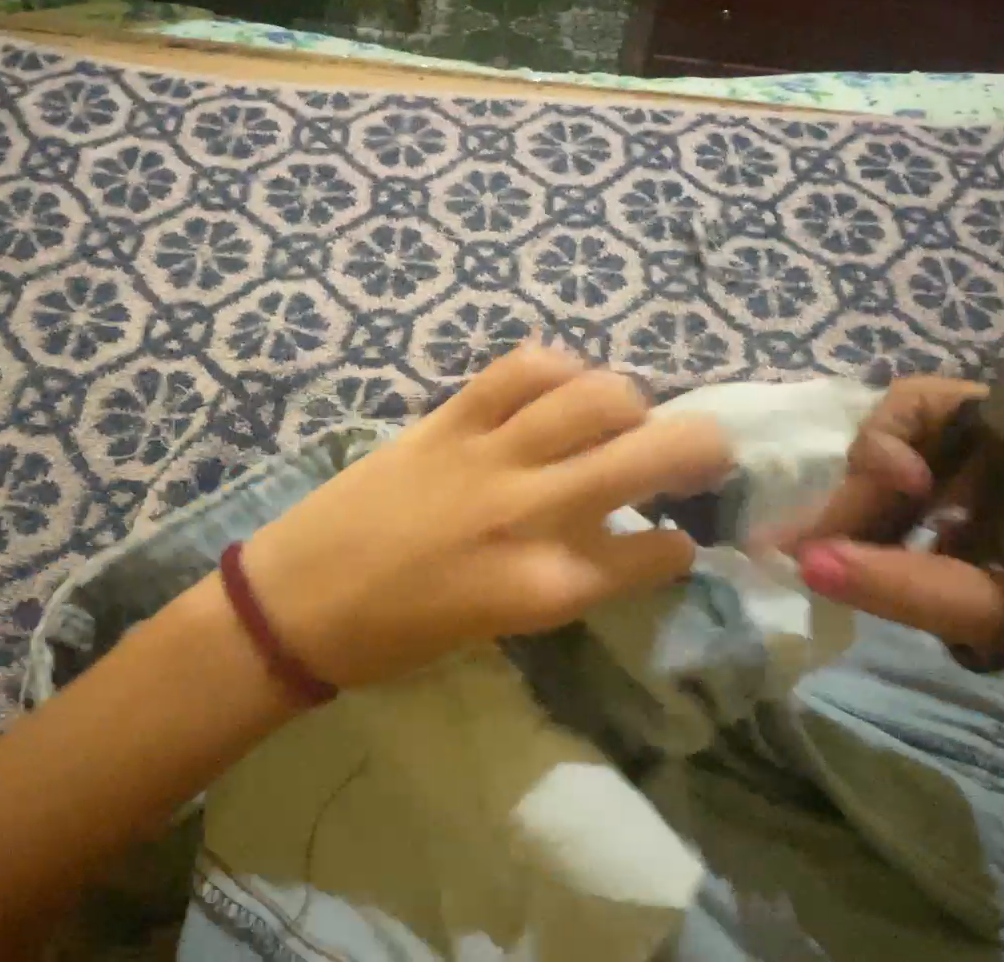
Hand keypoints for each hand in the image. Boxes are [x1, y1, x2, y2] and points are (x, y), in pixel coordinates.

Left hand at [241, 344, 730, 687]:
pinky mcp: (444, 421)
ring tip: (628, 414)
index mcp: (544, 586)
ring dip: (630, 401)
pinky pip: (518, 369)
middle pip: (647, 456)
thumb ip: (566, 578)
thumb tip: (617, 539)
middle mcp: (529, 514)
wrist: (297, 605)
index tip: (681, 538)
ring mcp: (487, 457)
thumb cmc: (398, 636)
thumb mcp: (499, 627)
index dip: (679, 544)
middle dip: (701, 448)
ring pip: (594, 398)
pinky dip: (556, 367)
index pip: (651, 553)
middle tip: (707, 452)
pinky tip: (561, 383)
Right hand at [764, 376, 1003, 758]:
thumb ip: (911, 588)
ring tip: (856, 580)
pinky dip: (930, 546)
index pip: (920, 402)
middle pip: (919, 445)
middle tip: (819, 563)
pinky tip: (919, 588)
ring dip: (891, 527)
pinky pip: (969, 514)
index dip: (877, 449)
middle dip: (865, 501)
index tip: (876, 517)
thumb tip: (802, 564)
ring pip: (939, 483)